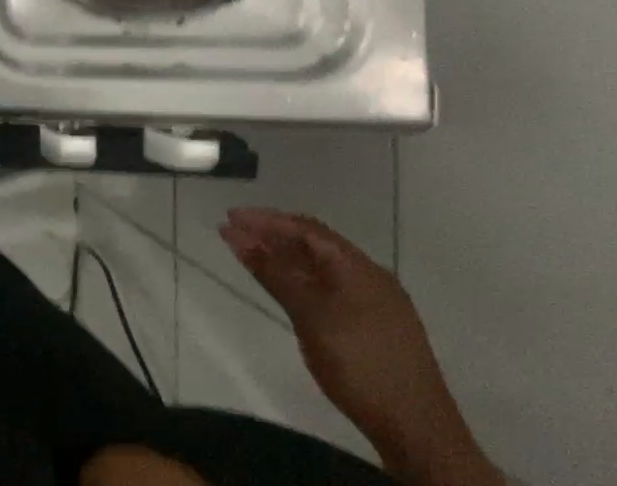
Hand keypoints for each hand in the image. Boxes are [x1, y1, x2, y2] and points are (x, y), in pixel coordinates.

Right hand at [221, 209, 501, 483]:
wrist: (415, 426)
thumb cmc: (359, 362)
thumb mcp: (309, 314)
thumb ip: (273, 272)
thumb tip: (234, 233)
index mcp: (361, 271)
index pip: (308, 230)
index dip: (267, 220)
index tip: (229, 217)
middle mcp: (370, 279)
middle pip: (316, 244)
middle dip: (273, 234)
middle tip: (232, 232)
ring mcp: (373, 304)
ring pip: (322, 266)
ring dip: (284, 255)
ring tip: (248, 253)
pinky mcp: (370, 325)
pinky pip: (329, 287)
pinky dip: (299, 278)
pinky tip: (282, 285)